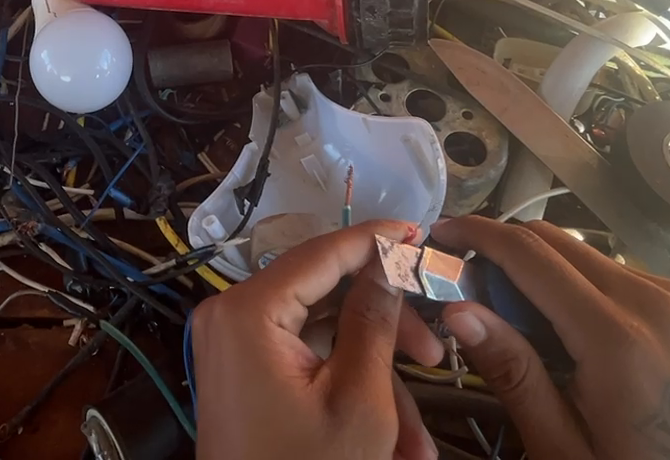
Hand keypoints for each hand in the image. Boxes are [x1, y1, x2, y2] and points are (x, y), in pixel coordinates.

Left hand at [191, 219, 447, 459]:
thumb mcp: (355, 404)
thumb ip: (372, 323)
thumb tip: (388, 264)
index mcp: (248, 309)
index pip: (320, 252)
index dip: (372, 240)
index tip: (417, 230)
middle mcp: (233, 312)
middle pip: (323, 295)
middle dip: (383, 330)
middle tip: (436, 354)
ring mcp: (236, 342)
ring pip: (321, 335)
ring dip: (374, 377)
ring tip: (417, 442)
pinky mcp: (246, 370)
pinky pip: (304, 361)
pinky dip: (346, 388)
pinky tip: (393, 442)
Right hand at [432, 217, 669, 459]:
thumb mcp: (567, 449)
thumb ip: (513, 372)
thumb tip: (455, 308)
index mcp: (618, 338)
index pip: (528, 252)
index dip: (476, 233)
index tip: (439, 233)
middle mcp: (655, 302)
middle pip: (555, 241)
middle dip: (505, 249)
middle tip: (473, 283)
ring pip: (588, 256)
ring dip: (546, 269)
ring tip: (528, 319)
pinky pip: (624, 275)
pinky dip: (587, 286)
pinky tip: (581, 331)